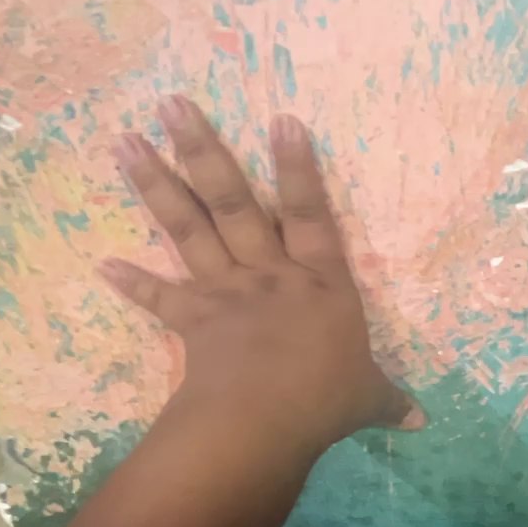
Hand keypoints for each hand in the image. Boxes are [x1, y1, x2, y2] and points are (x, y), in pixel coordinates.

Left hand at [102, 96, 422, 458]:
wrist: (264, 420)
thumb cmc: (326, 398)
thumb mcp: (370, 398)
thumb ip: (392, 401)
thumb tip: (422, 423)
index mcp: (322, 285)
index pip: (313, 216)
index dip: (299, 169)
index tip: (281, 119)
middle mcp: (271, 276)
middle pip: (235, 204)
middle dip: (204, 151)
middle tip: (172, 103)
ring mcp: (228, 295)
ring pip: (190, 231)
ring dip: (158, 186)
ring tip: (125, 141)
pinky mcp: (195, 323)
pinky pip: (162, 301)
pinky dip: (135, 285)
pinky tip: (105, 265)